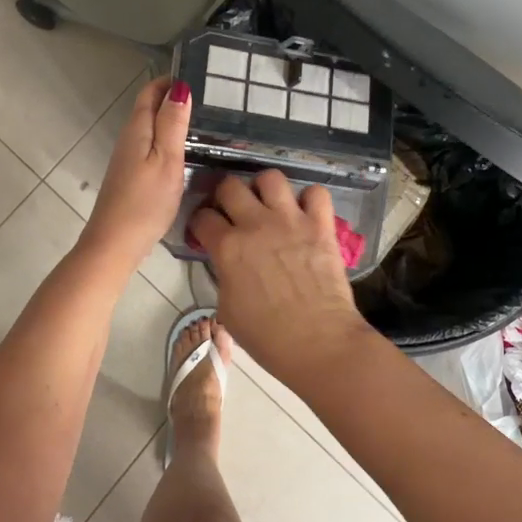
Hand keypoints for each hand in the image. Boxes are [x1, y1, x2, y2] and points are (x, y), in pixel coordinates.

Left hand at [81, 77, 191, 267]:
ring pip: (149, 128)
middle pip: (148, 107)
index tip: (197, 77)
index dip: (169, 81)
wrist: (115, 243)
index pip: (150, 91)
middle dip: (171, 98)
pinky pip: (149, 146)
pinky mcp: (130, 175)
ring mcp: (127, 158)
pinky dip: (166, 139)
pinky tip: (182, 152)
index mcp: (137, 129)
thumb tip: (179, 88)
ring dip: (170, 119)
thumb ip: (172, 124)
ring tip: (201, 122)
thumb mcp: (166, 160)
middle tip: (206, 98)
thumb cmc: (145, 201)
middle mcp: (129, 138)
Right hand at [188, 170, 373, 383]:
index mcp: (227, 247)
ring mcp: (290, 220)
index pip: (202, 217)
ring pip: (270, 177)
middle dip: (225, 195)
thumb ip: (224, 277)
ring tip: (268, 205)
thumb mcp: (227, 310)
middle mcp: (256, 224)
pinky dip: (310, 200)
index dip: (200, 223)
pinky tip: (306, 214)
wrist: (319, 343)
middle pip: (230, 185)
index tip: (205, 231)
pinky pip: (316, 193)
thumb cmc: (268, 337)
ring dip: (265, 189)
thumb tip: (228, 266)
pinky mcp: (321, 225)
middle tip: (233, 211)